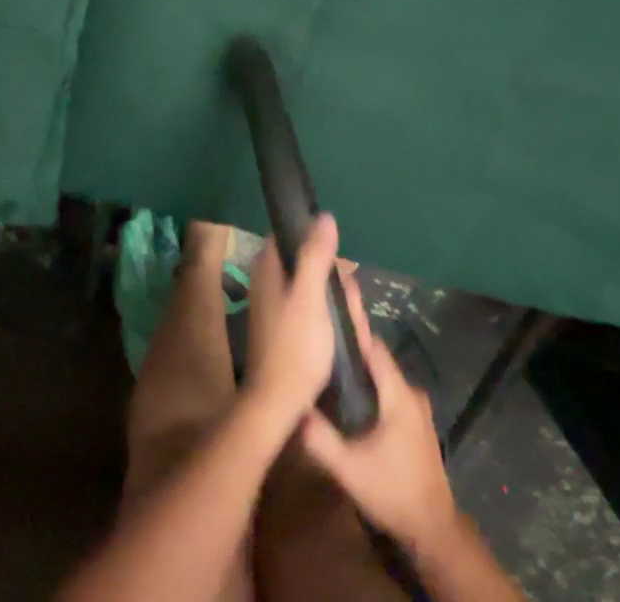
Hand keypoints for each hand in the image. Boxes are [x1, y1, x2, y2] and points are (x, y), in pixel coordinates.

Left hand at [242, 215, 343, 423]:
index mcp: (267, 269)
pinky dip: (331, 322)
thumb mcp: (311, 296)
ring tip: (352, 329)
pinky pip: (315, 312)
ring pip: (318, 291)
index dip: (317, 244)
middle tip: (349, 309)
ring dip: (338, 306)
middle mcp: (267, 283)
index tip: (338, 266)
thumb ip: (316, 255)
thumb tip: (323, 216)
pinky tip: (344, 339)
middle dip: (335, 284)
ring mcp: (277, 308)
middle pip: (310, 265)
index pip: (290, 236)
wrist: (280, 402)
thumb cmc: (296, 346)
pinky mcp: (287, 329)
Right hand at [298, 298, 459, 549]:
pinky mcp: (415, 424)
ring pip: (381, 379)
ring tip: (324, 371)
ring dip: (357, 374)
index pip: (373, 347)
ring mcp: (417, 410)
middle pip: (376, 360)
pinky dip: (368, 391)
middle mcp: (411, 395)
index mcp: (398, 396)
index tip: (326, 314)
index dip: (351, 329)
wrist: (432, 528)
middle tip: (316, 345)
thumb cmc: (392, 492)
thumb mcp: (348, 468)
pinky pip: (388, 394)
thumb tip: (290, 407)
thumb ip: (319, 438)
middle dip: (348, 352)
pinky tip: (345, 401)